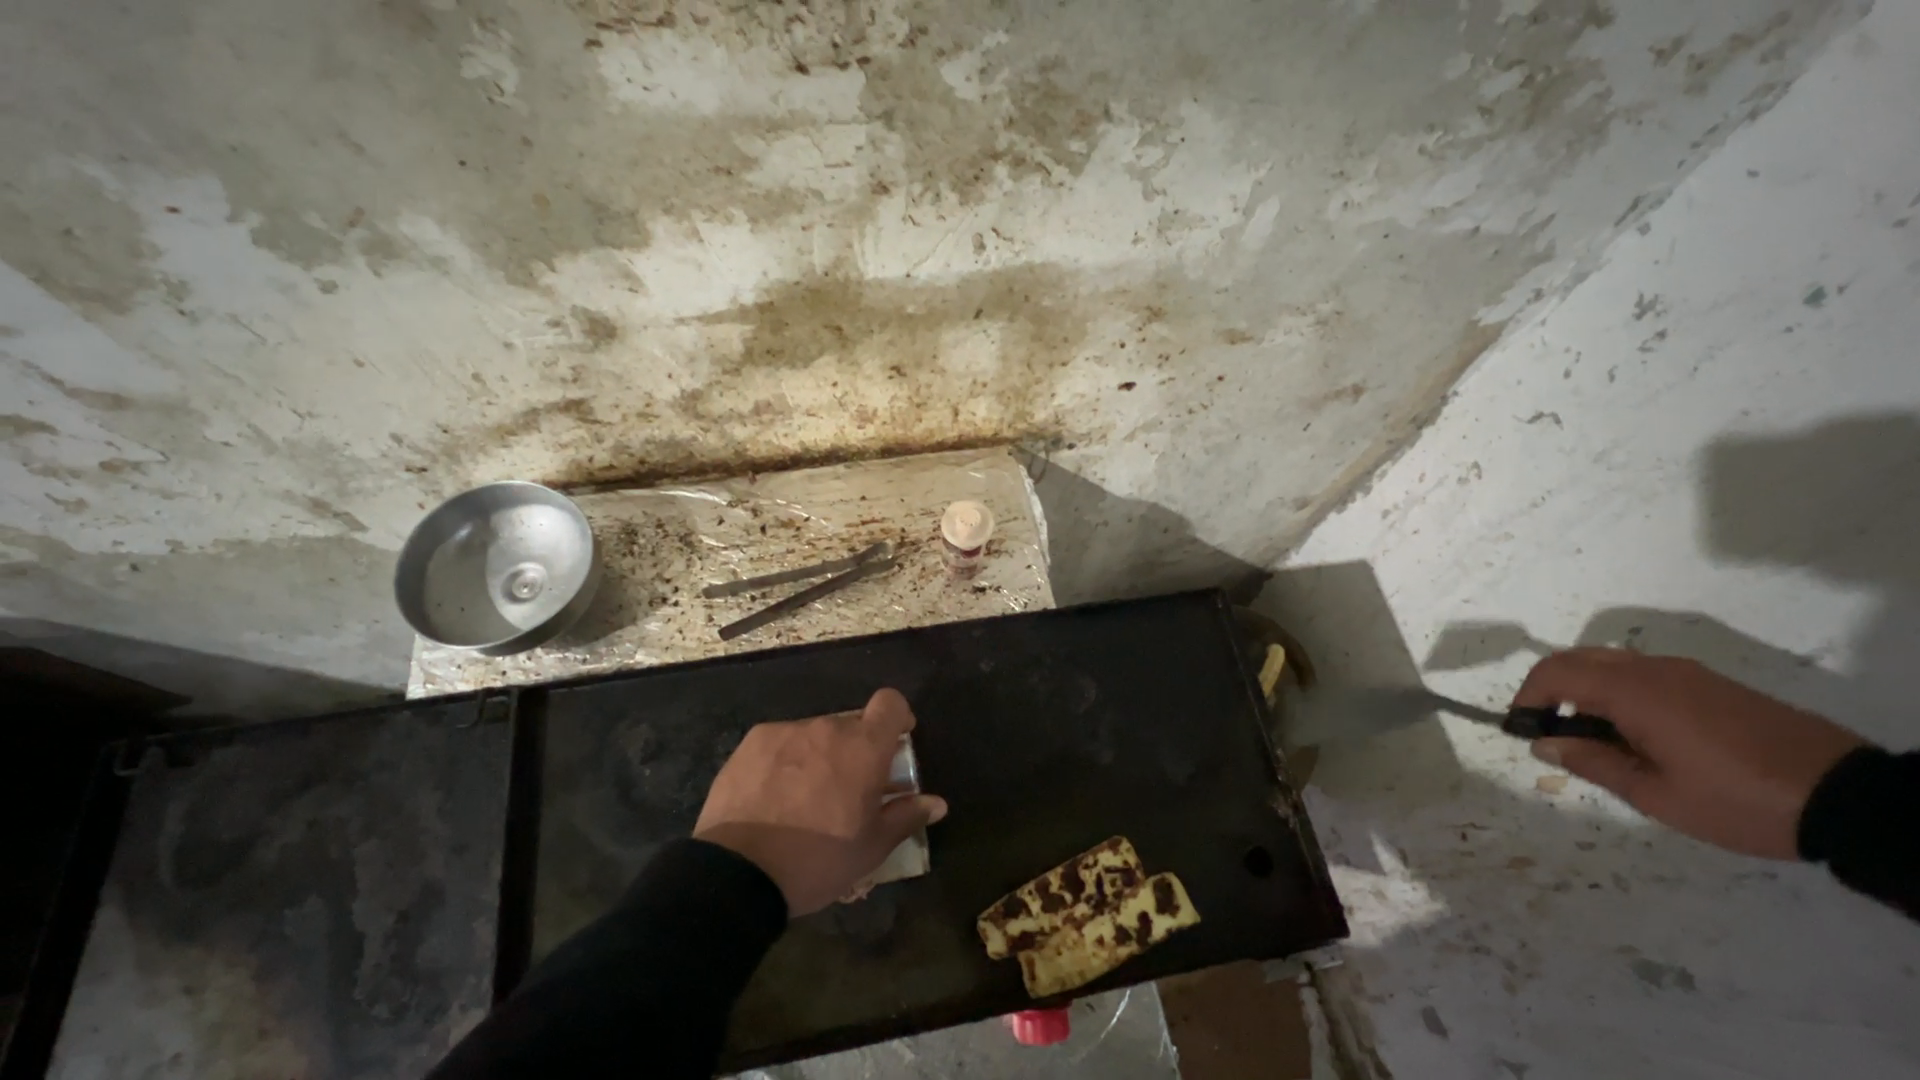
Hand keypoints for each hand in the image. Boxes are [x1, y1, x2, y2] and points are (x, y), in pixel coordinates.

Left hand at [693, 688, 948, 915]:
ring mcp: (786, 732)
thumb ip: (906, 817)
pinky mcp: (751, 743)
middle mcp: (827, 728)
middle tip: (849, 788)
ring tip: (806, 798)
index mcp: (864, 747)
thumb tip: (936, 803)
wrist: (740, 873)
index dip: (898, 717)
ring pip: (814, 734)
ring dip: (819, 755)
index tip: (896, 741)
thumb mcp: (871, 848)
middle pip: (851, 724)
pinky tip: (774, 796)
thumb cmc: (818, 860)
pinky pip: (781, 743)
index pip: (891, 703)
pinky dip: (786, 761)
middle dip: (856, 749)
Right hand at [1513, 648, 1867, 859]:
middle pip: (1579, 658)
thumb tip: (1546, 744)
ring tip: (1593, 739)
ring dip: (1587, 690)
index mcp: (1634, 692)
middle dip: (1551, 688)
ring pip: (1613, 664)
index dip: (1527, 697)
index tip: (1521, 729)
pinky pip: (1646, 675)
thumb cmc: (1738, 800)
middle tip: (1549, 731)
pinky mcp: (1714, 685)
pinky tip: (1637, 734)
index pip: (1556, 673)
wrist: (1845, 798)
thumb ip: (1593, 763)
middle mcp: (1655, 670)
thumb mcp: (1656, 795)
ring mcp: (1688, 674)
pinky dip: (1620, 692)